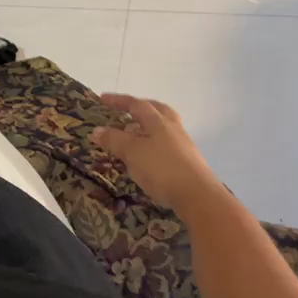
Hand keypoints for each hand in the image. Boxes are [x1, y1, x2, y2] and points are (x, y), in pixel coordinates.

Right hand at [91, 93, 229, 216]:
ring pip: (165, 131)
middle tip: (127, 111)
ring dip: (149, 130)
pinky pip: (168, 148)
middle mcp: (174, 130)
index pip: (137, 104)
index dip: (119, 101)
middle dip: (142, 109)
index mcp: (159, 122)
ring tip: (134, 138)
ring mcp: (185, 148)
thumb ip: (114, 140)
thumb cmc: (162, 168)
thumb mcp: (132, 152)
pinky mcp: (190, 166)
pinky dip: (155, 148)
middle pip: (158, 112)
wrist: (200, 198)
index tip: (102, 98)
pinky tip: (147, 160)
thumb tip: (97, 130)